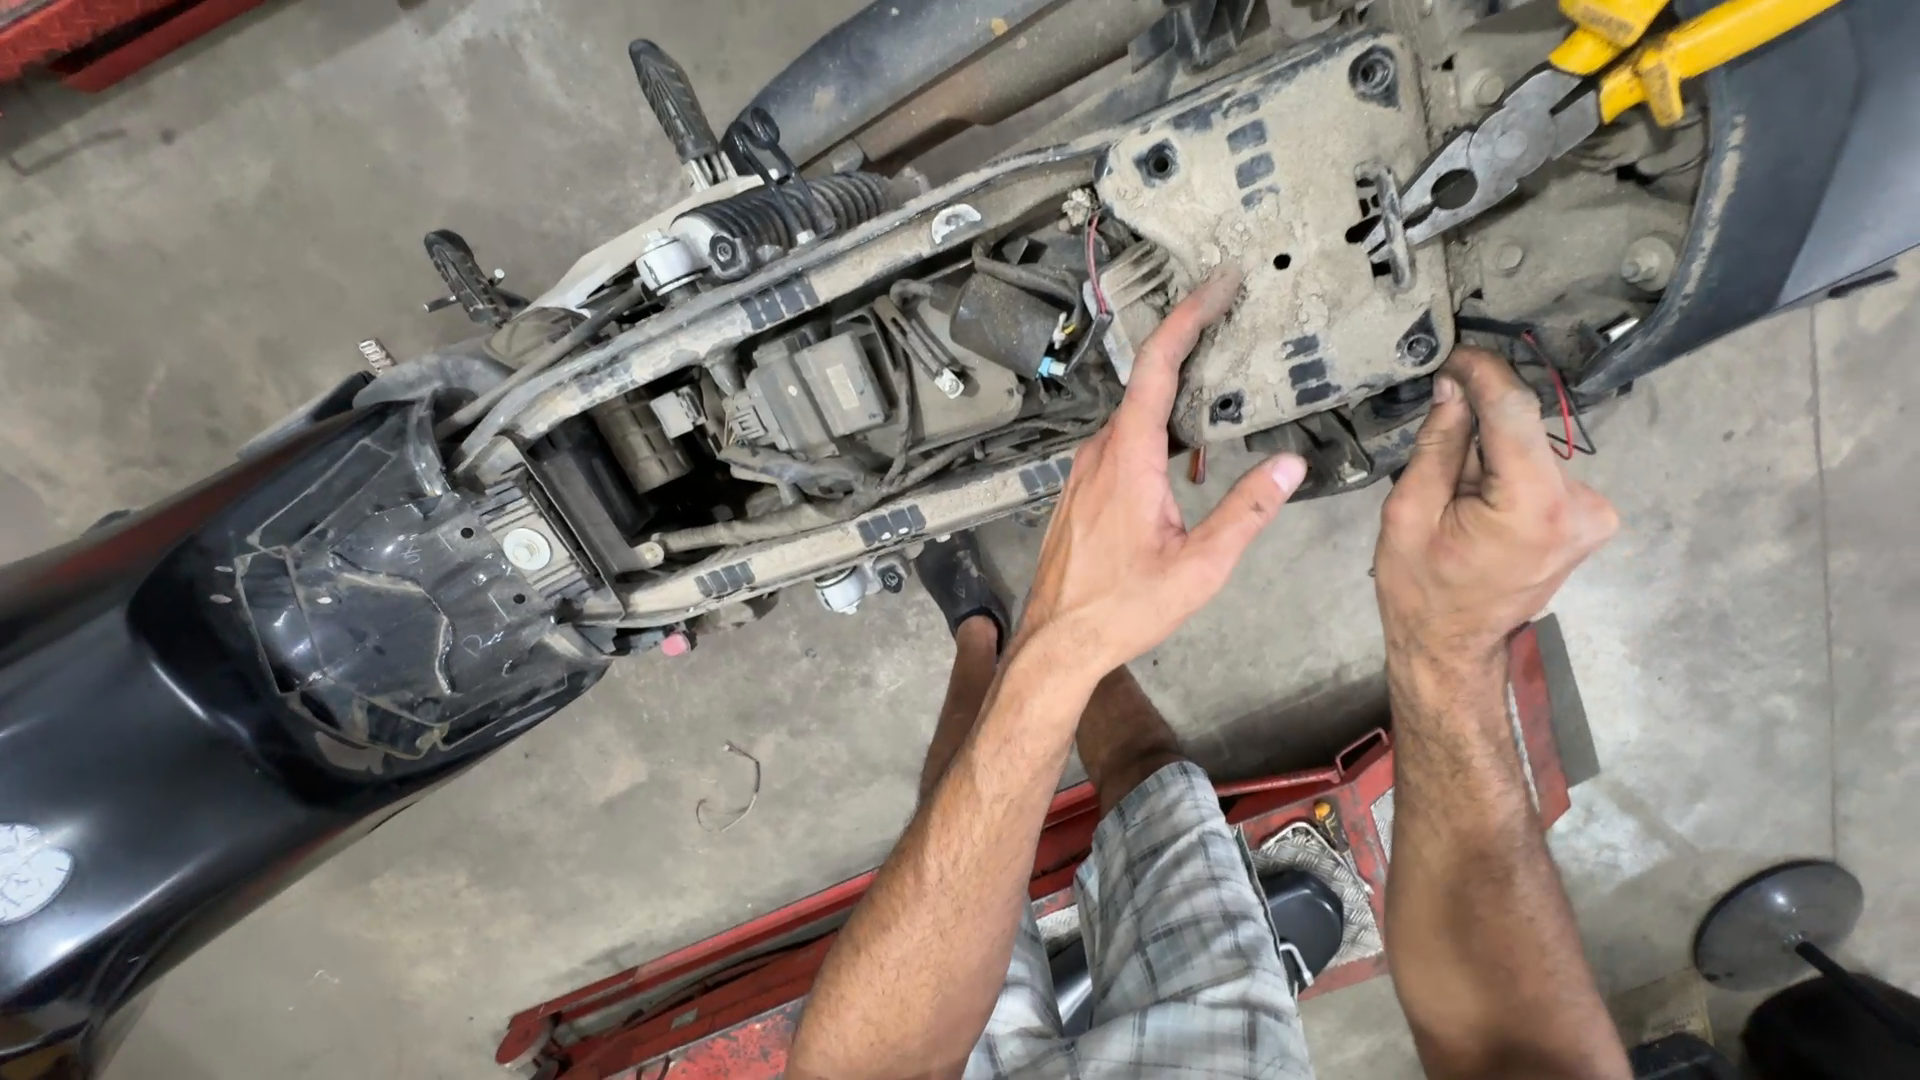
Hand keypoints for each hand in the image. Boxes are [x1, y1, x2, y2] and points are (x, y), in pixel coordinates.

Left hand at [1016, 269, 1307, 678]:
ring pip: (1131, 418)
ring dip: (1170, 399)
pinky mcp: (1078, 491)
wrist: (1056, 640)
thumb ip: (1245, 511)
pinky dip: (1150, 431)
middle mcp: (1098, 455)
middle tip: (1228, 325)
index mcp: (1127, 459)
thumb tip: (1288, 467)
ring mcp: (1082, 472)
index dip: (1186, 318)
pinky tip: (1175, 453)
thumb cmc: (1120, 608)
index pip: (1156, 368)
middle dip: (1187, 351)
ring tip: (1213, 390)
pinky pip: (1117, 445)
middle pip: (1144, 385)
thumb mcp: (1199, 566)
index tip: (1214, 287)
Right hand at [1375, 347, 1617, 681]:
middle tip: (1433, 473)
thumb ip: (1438, 447)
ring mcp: (1595, 513)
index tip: (1455, 353)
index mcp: (1535, 506)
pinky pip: (1538, 474)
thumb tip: (1454, 390)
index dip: (1483, 375)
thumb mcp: (1408, 514)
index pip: (1514, 413)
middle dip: (1473, 437)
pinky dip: (1503, 477)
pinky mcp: (1591, 518)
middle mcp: (1583, 503)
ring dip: (1487, 460)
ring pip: (1527, 454)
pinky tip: (1477, 509)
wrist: (1451, 645)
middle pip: (1518, 436)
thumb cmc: (1420, 588)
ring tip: (1453, 503)